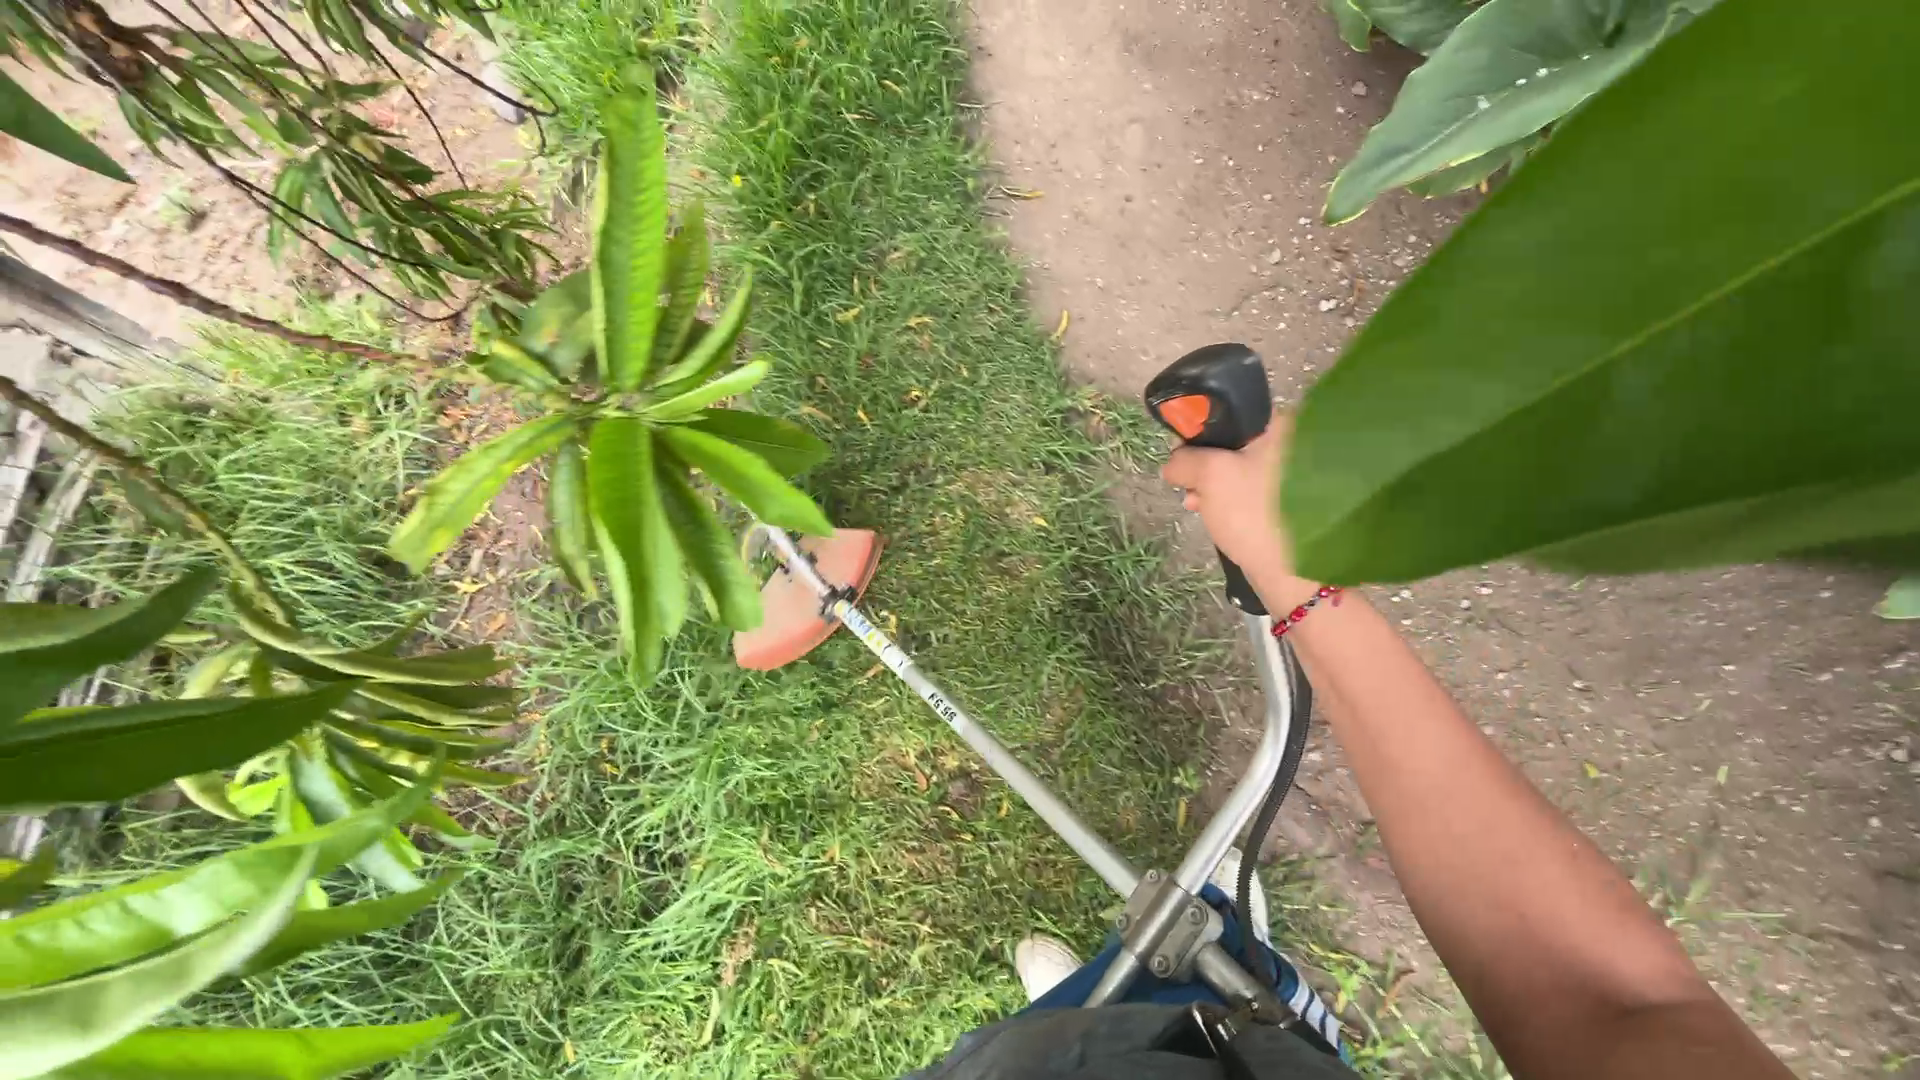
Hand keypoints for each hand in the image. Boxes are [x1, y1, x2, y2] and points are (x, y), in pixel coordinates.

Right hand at [1159, 422, 1295, 577]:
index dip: (1200, 434)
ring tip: (1194, 504)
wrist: (1291, 570)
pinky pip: (1252, 492)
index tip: (1183, 455)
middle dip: (1204, 467)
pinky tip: (1214, 515)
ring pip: (1240, 471)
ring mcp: (1296, 477)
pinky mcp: (1291, 504)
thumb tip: (1174, 463)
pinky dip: (1231, 501)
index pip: (1231, 416)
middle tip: (1188, 486)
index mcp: (1283, 427)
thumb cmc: (1253, 511)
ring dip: (1213, 487)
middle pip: (1233, 445)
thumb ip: (1184, 460)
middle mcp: (1295, 445)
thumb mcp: (1209, 474)